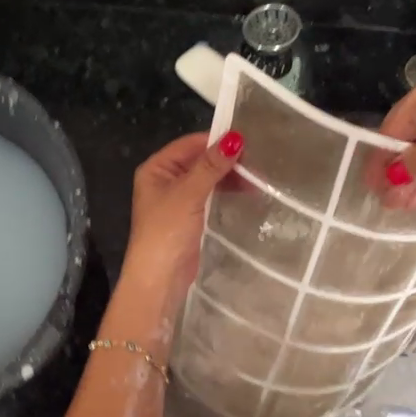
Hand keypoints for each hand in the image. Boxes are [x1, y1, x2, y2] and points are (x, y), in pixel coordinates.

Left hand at [121, 131, 242, 304]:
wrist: (159, 279)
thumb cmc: (167, 230)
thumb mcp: (189, 194)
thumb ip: (211, 166)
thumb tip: (235, 138)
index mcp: (157, 169)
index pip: (190, 144)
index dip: (216, 141)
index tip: (248, 141)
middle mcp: (165, 181)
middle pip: (200, 161)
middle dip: (226, 161)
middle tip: (259, 162)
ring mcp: (178, 201)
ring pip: (207, 180)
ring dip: (229, 178)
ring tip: (259, 180)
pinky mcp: (189, 219)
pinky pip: (210, 198)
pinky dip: (226, 193)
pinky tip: (247, 193)